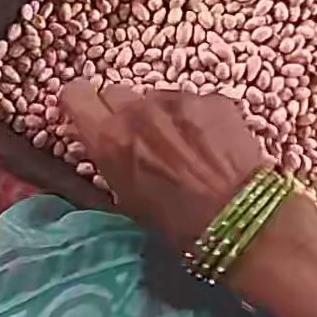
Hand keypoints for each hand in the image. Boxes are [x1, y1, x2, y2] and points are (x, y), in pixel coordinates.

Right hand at [61, 80, 269, 248]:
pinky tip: (210, 144)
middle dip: (122, 112)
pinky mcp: (212, 98)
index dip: (81, 103)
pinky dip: (196, 118)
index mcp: (109, 139)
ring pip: (155, 97)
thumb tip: (108, 141)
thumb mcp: (126, 196)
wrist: (241, 221)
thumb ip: (110, 157)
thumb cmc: (175, 224)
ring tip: (183, 147)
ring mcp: (177, 100)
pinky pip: (192, 101)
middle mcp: (137, 112)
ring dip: (161, 115)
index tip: (91, 115)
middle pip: (115, 92)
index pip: (75, 94)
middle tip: (140, 138)